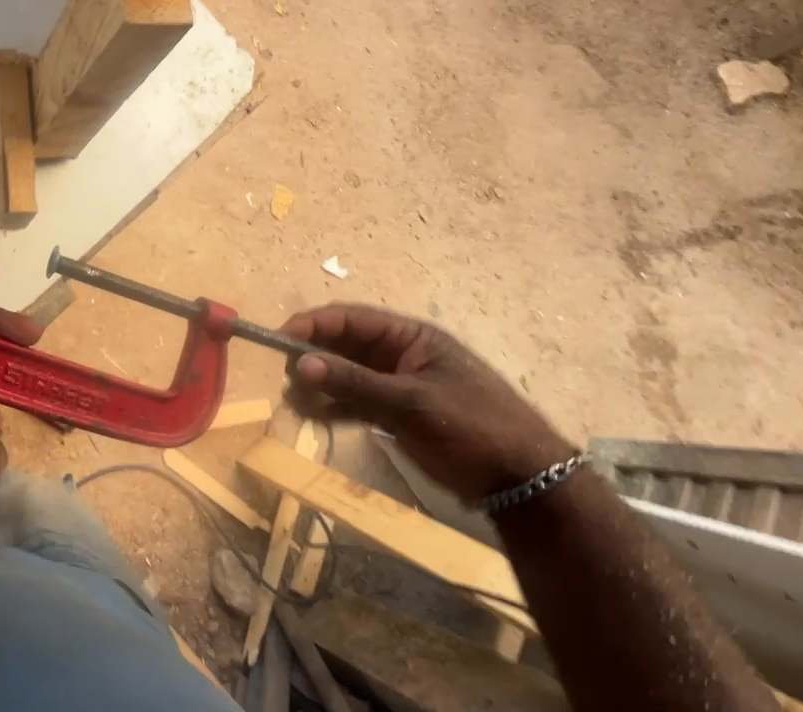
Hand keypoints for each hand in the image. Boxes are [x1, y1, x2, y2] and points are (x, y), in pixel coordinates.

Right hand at [281, 303, 574, 502]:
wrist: (524, 482)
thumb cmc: (474, 428)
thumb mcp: (412, 402)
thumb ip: (354, 382)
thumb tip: (299, 363)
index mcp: (410, 337)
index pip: (350, 319)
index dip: (312, 325)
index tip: (278, 340)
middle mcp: (399, 355)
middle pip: (342, 345)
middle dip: (311, 357)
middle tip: (287, 379)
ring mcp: (396, 385)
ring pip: (344, 374)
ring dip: (318, 384)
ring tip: (294, 401)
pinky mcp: (395, 414)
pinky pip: (353, 402)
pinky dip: (331, 406)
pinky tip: (310, 415)